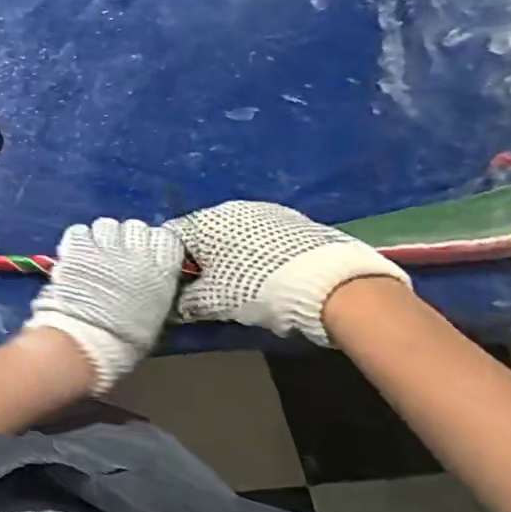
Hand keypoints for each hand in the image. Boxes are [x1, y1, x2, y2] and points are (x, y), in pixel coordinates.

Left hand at [24, 218, 184, 391]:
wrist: (88, 335)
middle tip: (112, 255)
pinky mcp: (77, 247)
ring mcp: (107, 246)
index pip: (164, 237)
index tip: (140, 254)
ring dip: (99, 237)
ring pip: (105, 225)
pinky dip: (77, 239)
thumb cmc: (125, 334)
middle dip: (123, 239)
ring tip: (92, 254)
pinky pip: (78, 230)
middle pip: (134, 227)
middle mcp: (138, 251)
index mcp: (164, 268)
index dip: (150, 243)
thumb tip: (147, 274)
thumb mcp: (156, 308)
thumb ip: (155, 283)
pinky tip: (74, 253)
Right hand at [172, 200, 409, 344]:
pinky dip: (267, 252)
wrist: (337, 287)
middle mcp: (233, 209)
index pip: (173, 237)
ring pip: (241, 234)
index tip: (181, 281)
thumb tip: (178, 302)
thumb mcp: (212, 301)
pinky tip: (278, 274)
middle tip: (213, 282)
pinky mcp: (304, 222)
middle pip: (208, 233)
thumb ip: (186, 299)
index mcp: (203, 221)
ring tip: (249, 279)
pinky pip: (272, 237)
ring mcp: (272, 212)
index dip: (175, 261)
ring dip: (238, 253)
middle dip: (207, 255)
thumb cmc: (257, 287)